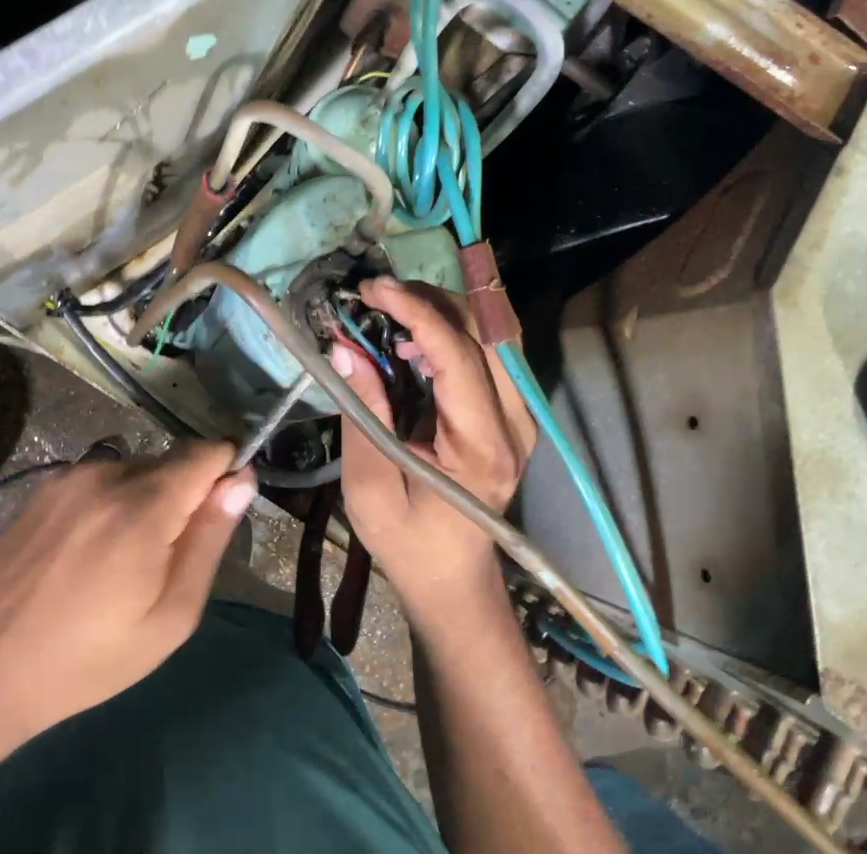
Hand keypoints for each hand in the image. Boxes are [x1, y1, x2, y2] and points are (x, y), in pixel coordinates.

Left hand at [0, 442, 254, 739]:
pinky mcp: (38, 489)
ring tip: (120, 565)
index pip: (205, 452)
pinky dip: (108, 505)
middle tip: (165, 560)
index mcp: (142, 507)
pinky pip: (96, 481)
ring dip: (144, 501)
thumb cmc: (88, 659)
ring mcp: (65, 478)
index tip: (221, 512)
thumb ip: (208, 539)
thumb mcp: (169, 616)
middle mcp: (103, 475)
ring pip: (132, 470)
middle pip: (169, 463)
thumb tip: (241, 479)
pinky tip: (85, 556)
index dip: (224, 473)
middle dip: (182, 497)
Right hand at [329, 277, 535, 622]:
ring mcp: (521, 417)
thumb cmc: (407, 542)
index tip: (372, 289)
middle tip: (376, 296)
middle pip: (487, 332)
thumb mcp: (369, 486)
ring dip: (442, 308)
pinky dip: (451, 329)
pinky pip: (488, 351)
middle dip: (431, 299)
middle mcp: (516, 424)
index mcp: (483, 447)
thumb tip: (346, 347)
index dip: (416, 312)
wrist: (453, 578)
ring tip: (389, 310)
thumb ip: (363, 414)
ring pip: (493, 334)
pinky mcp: (512, 414)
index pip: (458, 356)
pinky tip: (413, 337)